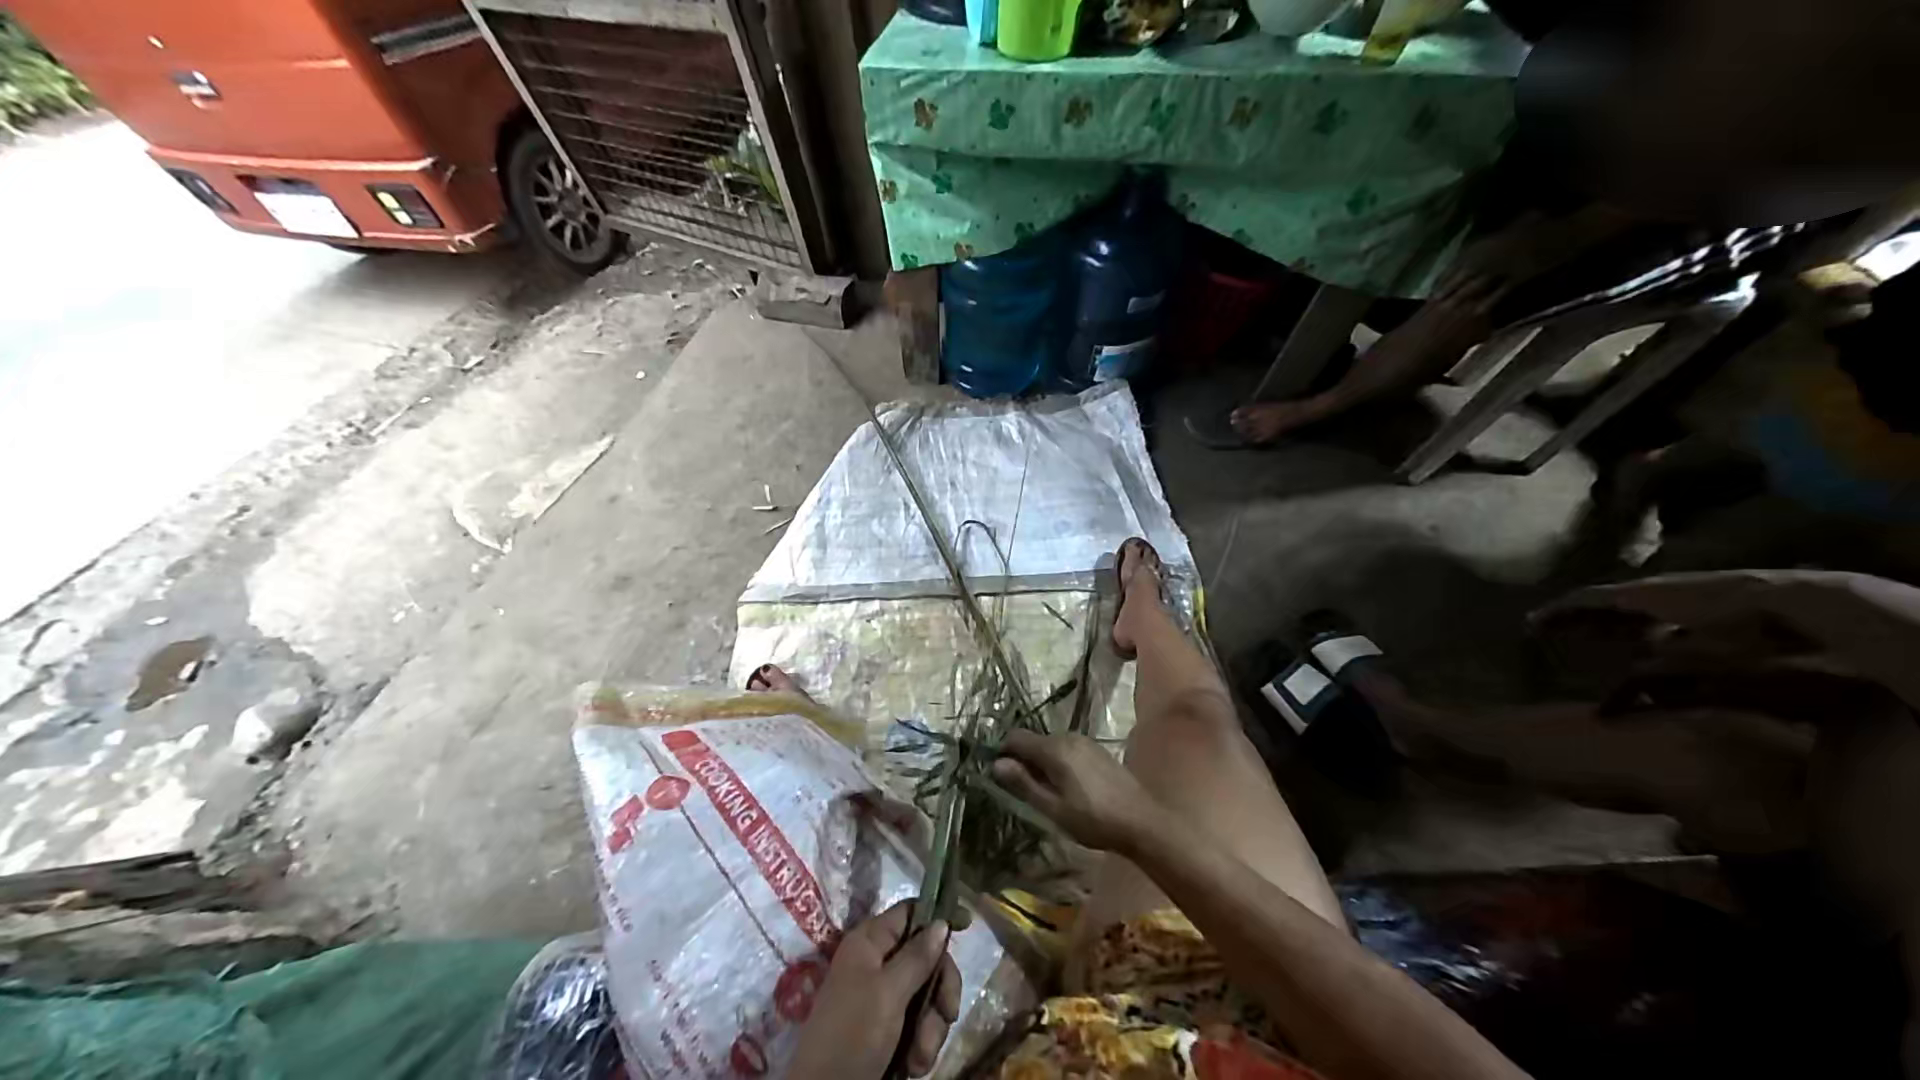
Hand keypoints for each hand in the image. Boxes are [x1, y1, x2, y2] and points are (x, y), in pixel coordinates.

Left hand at [787, 900, 961, 1079]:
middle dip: (940, 990)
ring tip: (920, 1057)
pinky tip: (913, 1067)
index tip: (967, 927)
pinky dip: (921, 1046)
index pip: (909, 912)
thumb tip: (941, 921)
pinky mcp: (887, 1030)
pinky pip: (918, 1026)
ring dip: (931, 1028)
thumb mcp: (888, 992)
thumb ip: (917, 957)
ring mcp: (882, 998)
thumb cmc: (853, 1034)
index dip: (937, 917)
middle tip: (948, 1014)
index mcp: (869, 942)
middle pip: (926, 957)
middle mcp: (877, 963)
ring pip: (926, 996)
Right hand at [990, 729, 1159, 853]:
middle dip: (1024, 761)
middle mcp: (1069, 736)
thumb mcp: (1053, 808)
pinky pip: (1067, 749)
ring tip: (1047, 794)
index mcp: (1055, 748)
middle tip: (1025, 792)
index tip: (1001, 775)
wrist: (1141, 822)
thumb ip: (1024, 784)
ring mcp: (1085, 741)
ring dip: (1042, 763)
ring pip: (1051, 745)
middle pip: (1034, 741)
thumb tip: (996, 764)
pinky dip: (1059, 763)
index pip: (1016, 737)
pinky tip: (1068, 788)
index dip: (1003, 753)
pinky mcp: (1097, 750)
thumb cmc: (1093, 819)